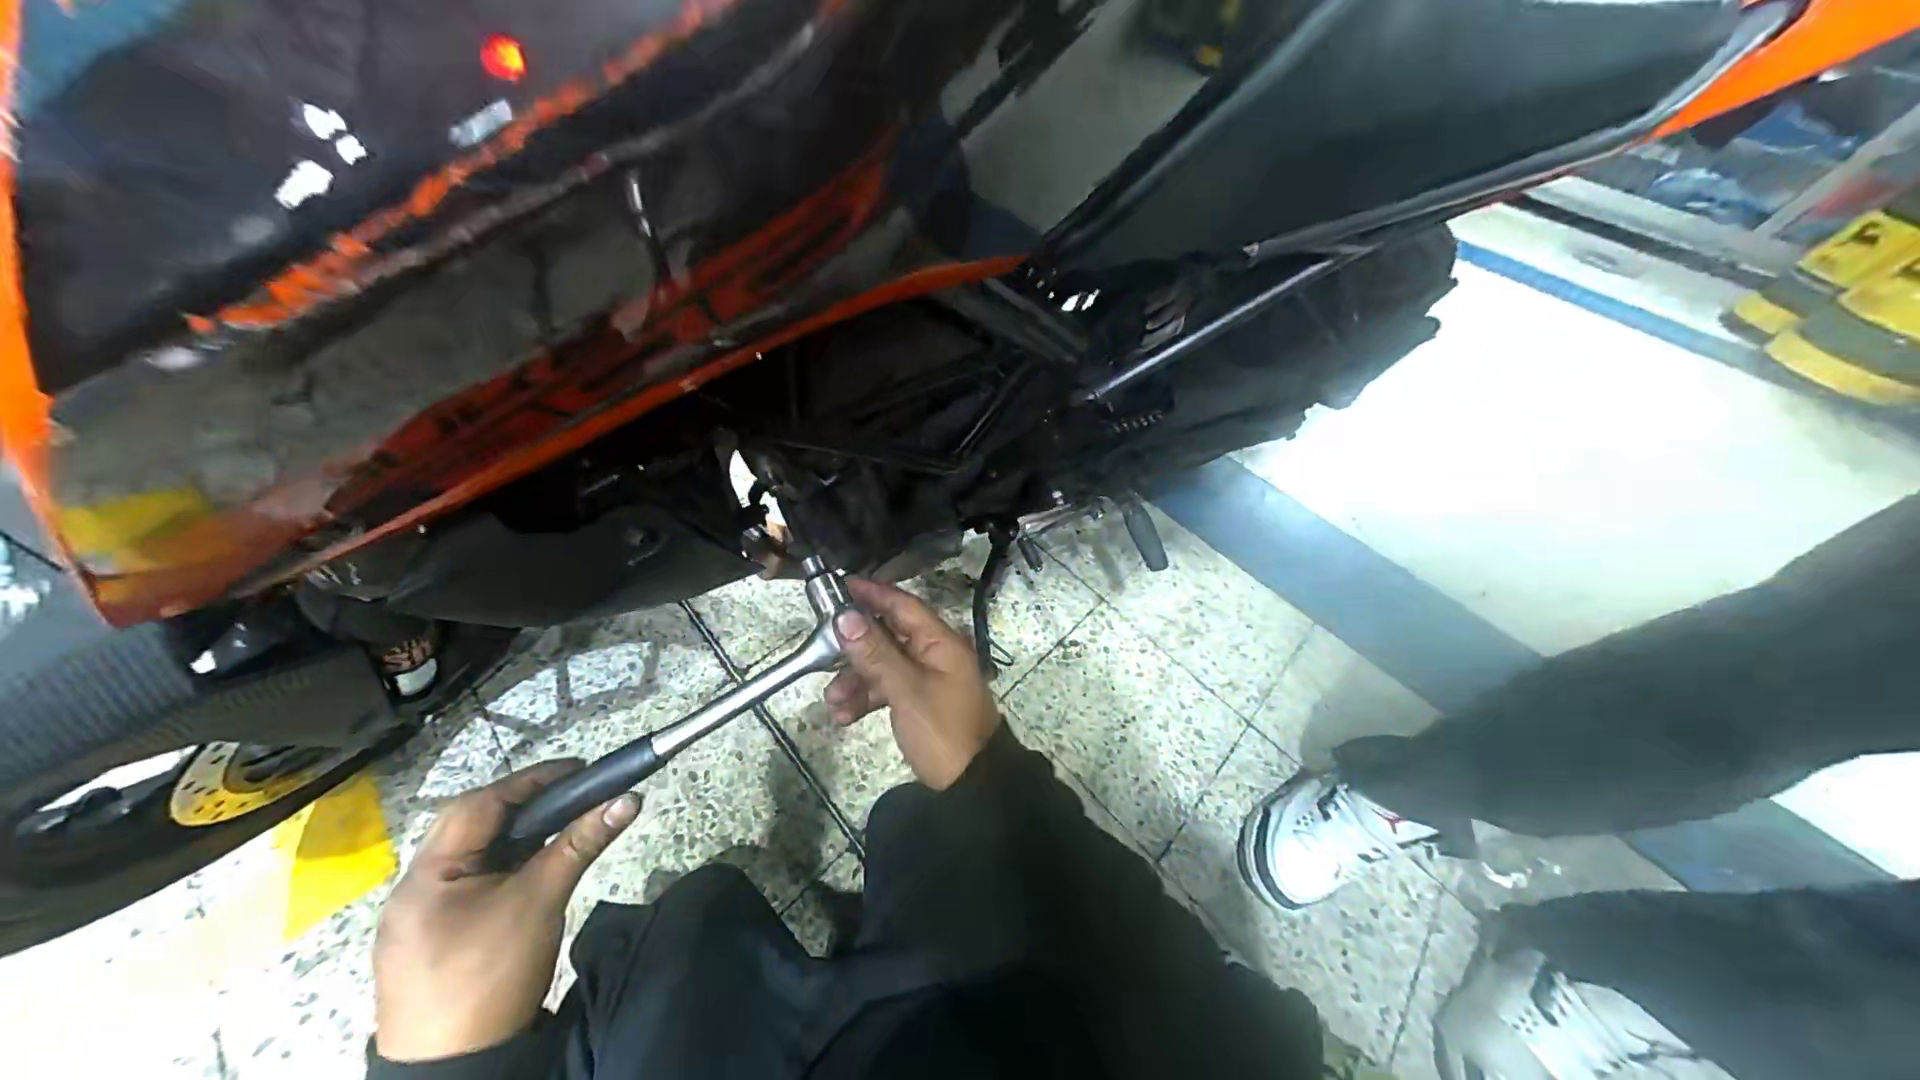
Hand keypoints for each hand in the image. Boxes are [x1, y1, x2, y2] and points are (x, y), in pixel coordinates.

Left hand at [373, 761, 640, 1061]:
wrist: (455, 1071)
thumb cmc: (492, 974)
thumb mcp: (541, 901)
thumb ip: (581, 843)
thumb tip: (627, 799)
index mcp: (427, 876)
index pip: (479, 805)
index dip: (530, 781)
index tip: (578, 770)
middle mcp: (413, 889)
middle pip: (472, 826)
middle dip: (524, 805)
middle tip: (573, 795)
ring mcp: (419, 916)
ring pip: (474, 855)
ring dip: (517, 836)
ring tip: (561, 825)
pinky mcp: (433, 937)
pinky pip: (473, 881)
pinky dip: (507, 863)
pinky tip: (533, 867)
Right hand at [823, 578, 1002, 789]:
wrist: (972, 786)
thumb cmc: (941, 730)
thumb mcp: (905, 690)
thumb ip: (875, 653)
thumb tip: (845, 617)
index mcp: (940, 643)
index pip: (904, 606)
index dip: (873, 594)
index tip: (841, 587)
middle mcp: (935, 654)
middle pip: (889, 636)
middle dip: (855, 648)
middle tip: (824, 651)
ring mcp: (928, 679)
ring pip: (884, 666)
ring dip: (856, 680)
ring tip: (832, 701)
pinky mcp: (921, 703)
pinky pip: (889, 689)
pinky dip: (867, 699)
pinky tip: (844, 716)